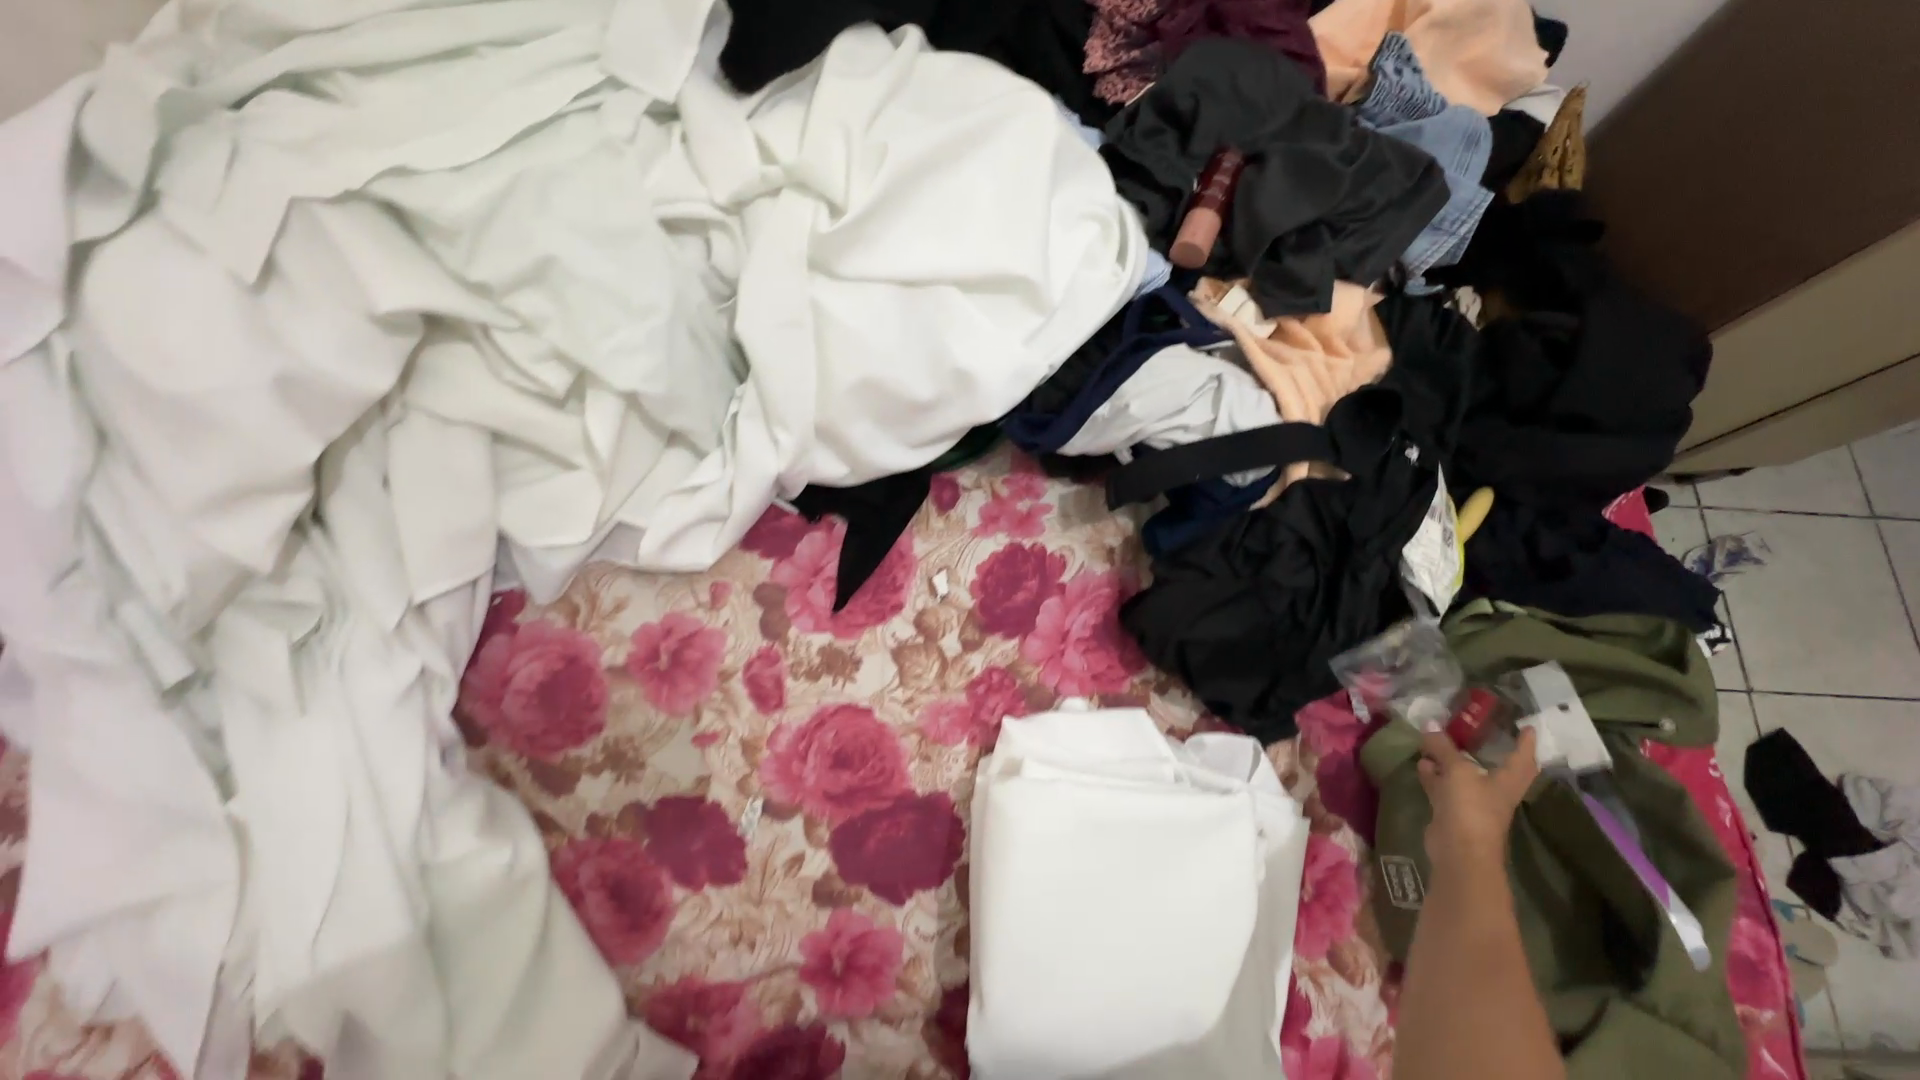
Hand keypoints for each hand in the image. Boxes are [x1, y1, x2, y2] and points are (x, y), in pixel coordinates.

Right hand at [1417, 728, 1539, 876]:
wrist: (1459, 851)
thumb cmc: (1471, 807)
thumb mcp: (1458, 771)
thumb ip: (1444, 748)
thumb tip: (1430, 724)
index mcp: (1507, 782)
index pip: (1522, 758)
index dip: (1526, 743)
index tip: (1527, 727)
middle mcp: (1493, 792)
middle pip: (1493, 767)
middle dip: (1485, 749)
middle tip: (1477, 729)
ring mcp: (1472, 803)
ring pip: (1463, 776)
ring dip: (1450, 760)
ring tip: (1434, 741)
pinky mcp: (1452, 812)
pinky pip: (1443, 787)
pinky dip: (1434, 775)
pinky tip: (1421, 763)